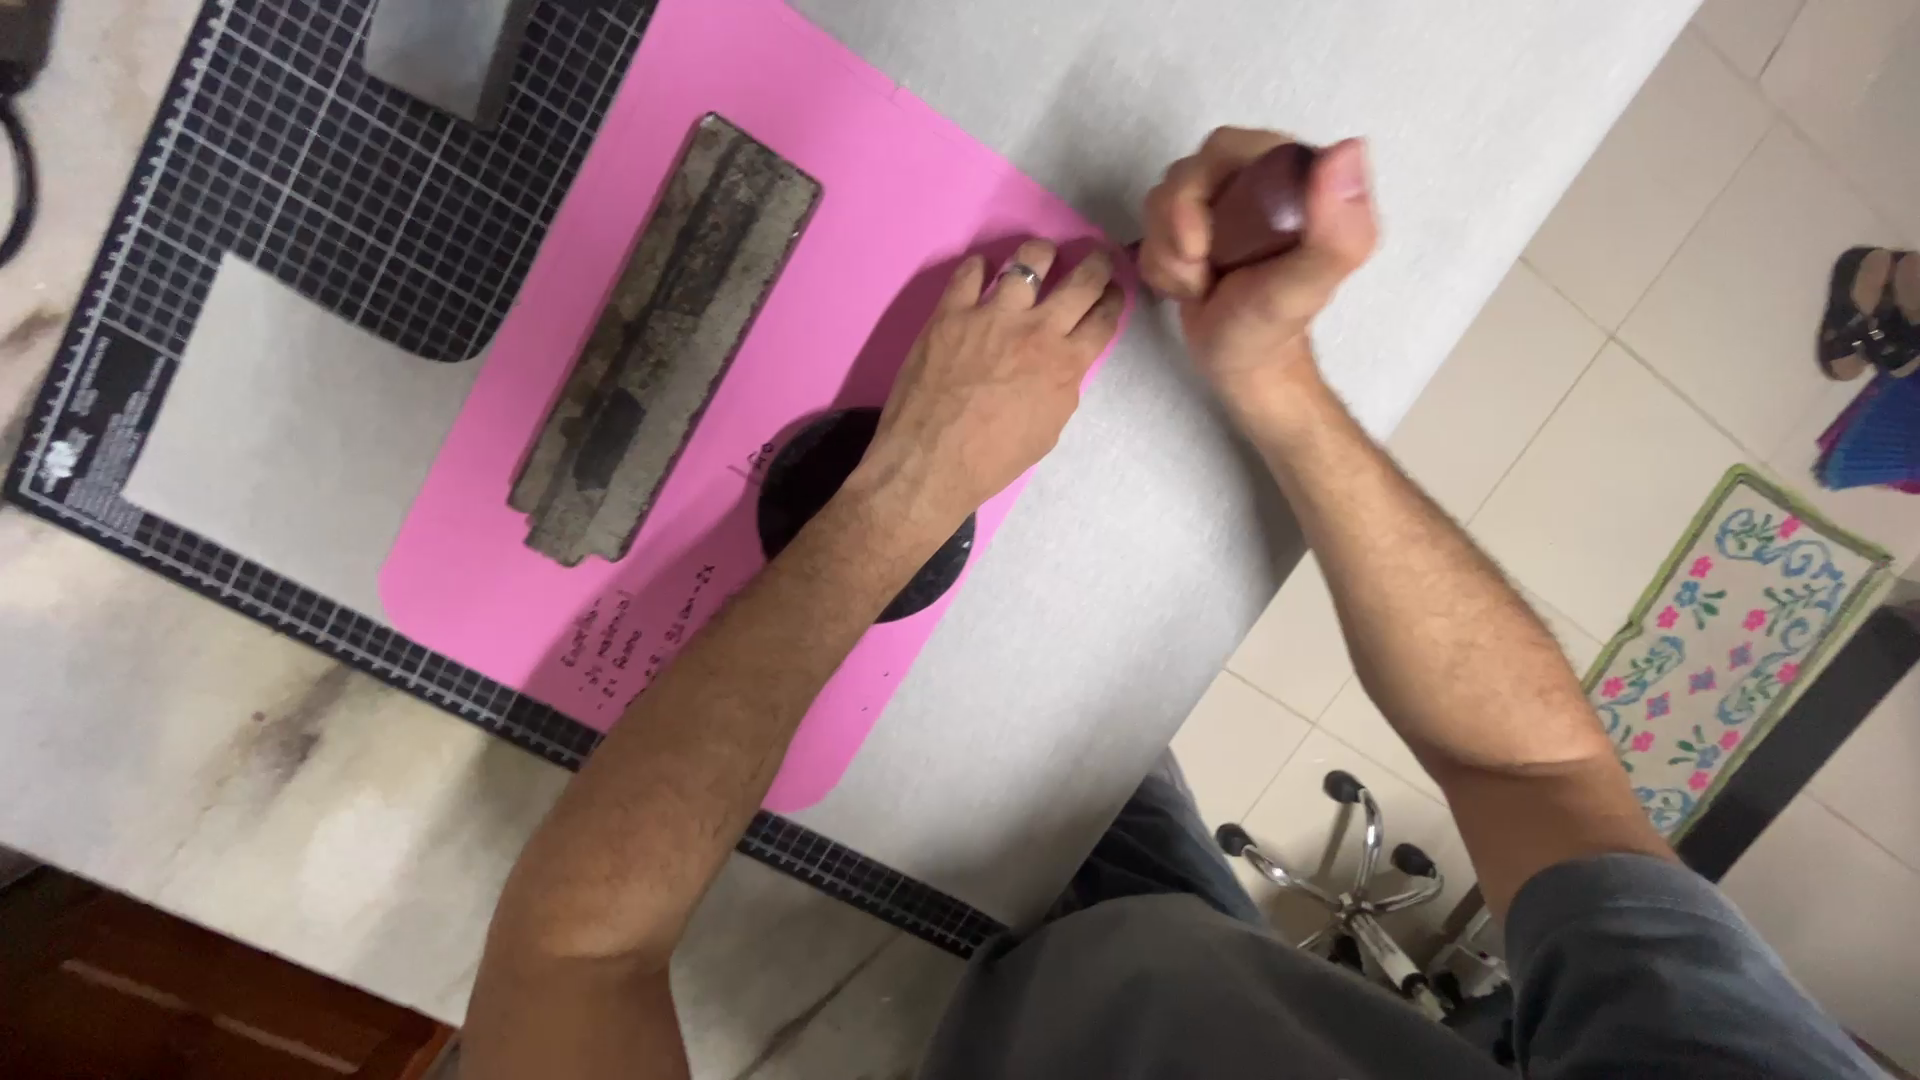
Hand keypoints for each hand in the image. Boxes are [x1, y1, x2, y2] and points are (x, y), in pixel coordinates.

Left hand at [847, 240, 1123, 535]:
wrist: (931, 462)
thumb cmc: (993, 460)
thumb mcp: (1048, 431)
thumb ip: (1062, 388)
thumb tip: (1062, 364)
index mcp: (1066, 364)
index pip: (1104, 317)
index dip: (1113, 299)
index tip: (1112, 291)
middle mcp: (1036, 330)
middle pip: (1082, 279)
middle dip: (1096, 263)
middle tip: (1095, 257)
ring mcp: (992, 315)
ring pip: (1029, 259)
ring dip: (1041, 254)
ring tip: (1041, 256)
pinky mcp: (951, 312)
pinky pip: (970, 271)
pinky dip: (980, 267)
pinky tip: (983, 272)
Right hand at [1139, 128, 1377, 399]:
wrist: (1241, 363)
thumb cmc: (1274, 324)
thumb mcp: (1309, 282)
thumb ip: (1336, 226)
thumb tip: (1347, 149)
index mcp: (1288, 174)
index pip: (1223, 148)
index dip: (1199, 192)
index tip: (1201, 246)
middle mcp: (1252, 178)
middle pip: (1183, 175)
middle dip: (1177, 231)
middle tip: (1197, 273)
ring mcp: (1218, 205)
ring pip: (1160, 204)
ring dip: (1169, 256)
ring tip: (1198, 285)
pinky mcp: (1189, 231)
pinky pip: (1151, 232)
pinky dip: (1161, 268)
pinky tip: (1189, 288)